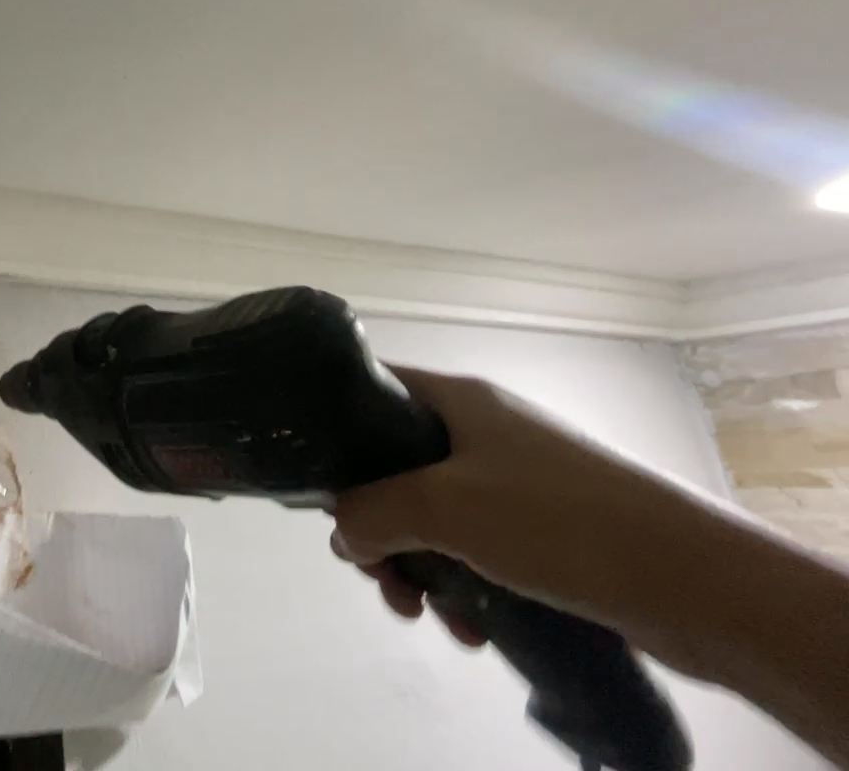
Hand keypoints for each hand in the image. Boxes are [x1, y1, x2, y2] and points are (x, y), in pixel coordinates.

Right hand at [329, 365, 709, 657]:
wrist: (704, 587)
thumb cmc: (557, 521)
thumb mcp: (440, 506)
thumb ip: (368, 512)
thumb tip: (344, 535)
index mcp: (457, 402)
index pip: (371, 390)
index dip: (332, 428)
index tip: (314, 481)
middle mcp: (482, 434)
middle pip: (392, 469)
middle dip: (374, 526)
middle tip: (372, 570)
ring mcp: (516, 483)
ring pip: (430, 518)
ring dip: (414, 568)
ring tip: (422, 613)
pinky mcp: (544, 532)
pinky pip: (474, 550)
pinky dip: (460, 586)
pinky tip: (471, 627)